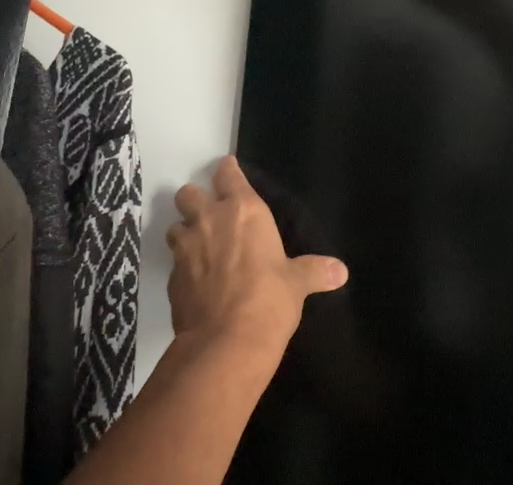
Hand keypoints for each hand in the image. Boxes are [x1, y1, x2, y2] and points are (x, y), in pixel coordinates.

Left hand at [167, 156, 347, 353]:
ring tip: (199, 248)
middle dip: (196, 199)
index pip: (228, 174)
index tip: (229, 170)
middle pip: (189, 193)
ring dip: (185, 232)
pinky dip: (183, 266)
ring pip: (175, 225)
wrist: (226, 342)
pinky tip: (196, 281)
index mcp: (243, 210)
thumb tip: (340, 271)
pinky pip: (174, 261)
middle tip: (209, 214)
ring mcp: (186, 246)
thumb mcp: (296, 284)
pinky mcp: (171, 275)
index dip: (228, 171)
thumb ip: (314, 271)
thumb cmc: (269, 301)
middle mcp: (209, 219)